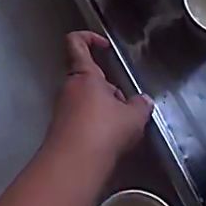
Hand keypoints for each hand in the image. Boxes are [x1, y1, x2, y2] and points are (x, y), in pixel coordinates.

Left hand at [45, 32, 151, 164]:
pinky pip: (82, 120)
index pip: (76, 43)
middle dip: (109, 88)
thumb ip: (140, 106)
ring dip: (105, 109)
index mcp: (84, 75)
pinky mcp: (62, 130)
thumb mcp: (132, 118)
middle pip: (89, 78)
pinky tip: (111, 143)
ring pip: (87, 100)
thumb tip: (143, 101)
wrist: (72, 167)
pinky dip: (97, 126)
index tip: (105, 46)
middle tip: (126, 105)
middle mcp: (69, 88)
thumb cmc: (102, 131)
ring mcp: (63, 109)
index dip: (89, 38)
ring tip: (123, 128)